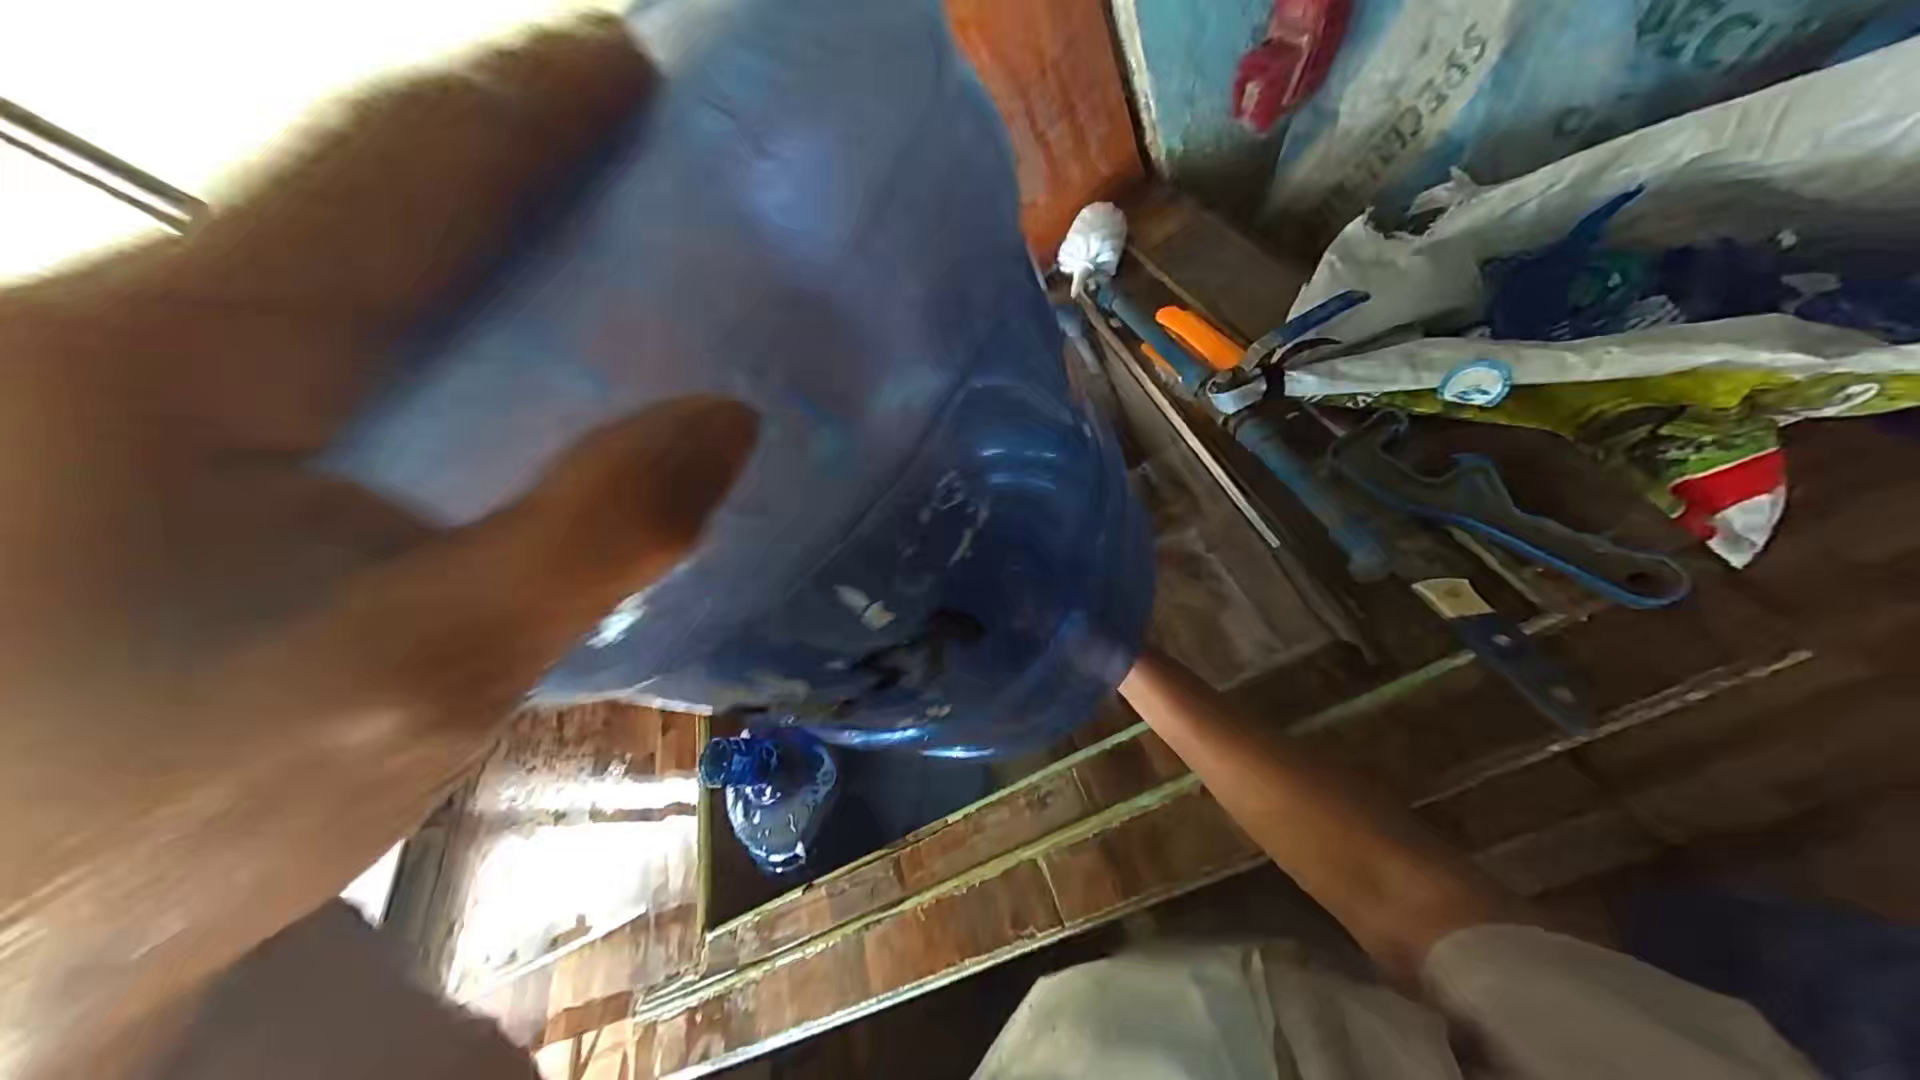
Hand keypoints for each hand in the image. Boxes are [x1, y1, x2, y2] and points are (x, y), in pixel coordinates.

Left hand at [0, 17, 754, 1076]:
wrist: (9, 954)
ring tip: (616, 241)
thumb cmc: (188, 808)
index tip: (627, 59)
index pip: (391, 177)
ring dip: (494, 244)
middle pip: (368, 206)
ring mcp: (153, 405)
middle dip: (516, 159)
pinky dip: (465, 334)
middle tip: (643, 149)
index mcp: (179, 356)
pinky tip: (539, 363)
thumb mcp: (428, 673)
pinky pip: (357, 358)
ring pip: (360, 281)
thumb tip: (728, 419)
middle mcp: (146, 342)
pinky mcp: (187, 471)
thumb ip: (597, 532)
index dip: (524, 106)